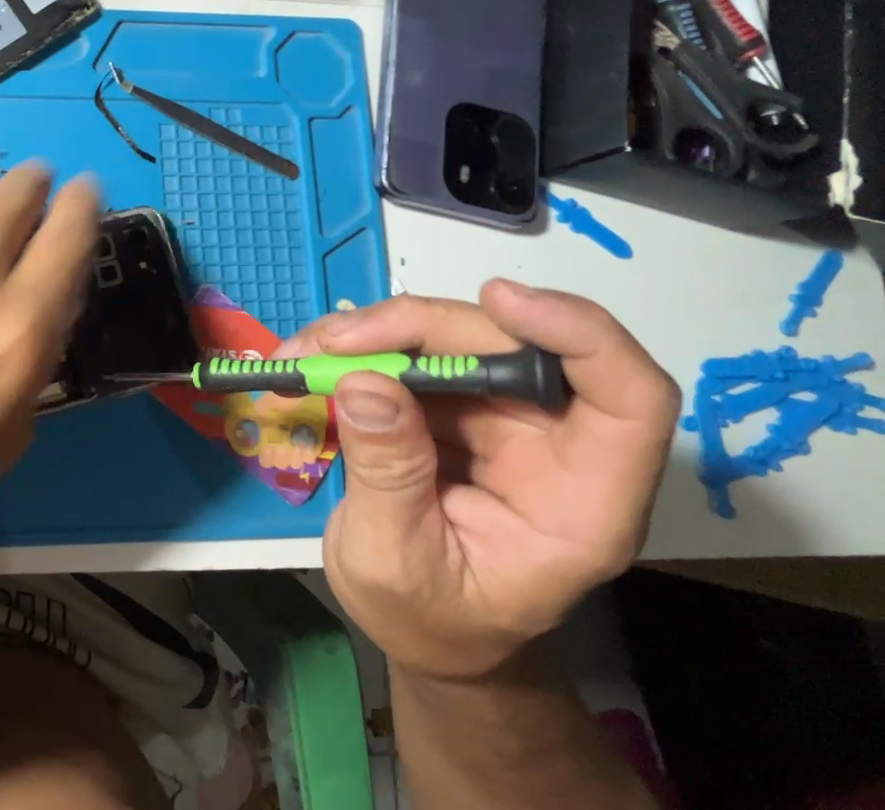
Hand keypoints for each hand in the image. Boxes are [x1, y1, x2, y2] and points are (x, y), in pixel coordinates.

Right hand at [278, 282, 680, 680]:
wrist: (423, 634)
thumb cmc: (430, 619)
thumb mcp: (395, 560)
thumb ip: (387, 474)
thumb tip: (364, 381)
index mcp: (580, 500)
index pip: (626, 398)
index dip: (578, 334)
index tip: (496, 298)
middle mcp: (551, 446)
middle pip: (513, 351)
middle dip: (422, 329)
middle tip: (335, 340)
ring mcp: (500, 425)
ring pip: (455, 344)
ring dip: (375, 336)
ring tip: (305, 353)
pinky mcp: (452, 415)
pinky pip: (411, 362)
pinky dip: (357, 354)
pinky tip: (310, 363)